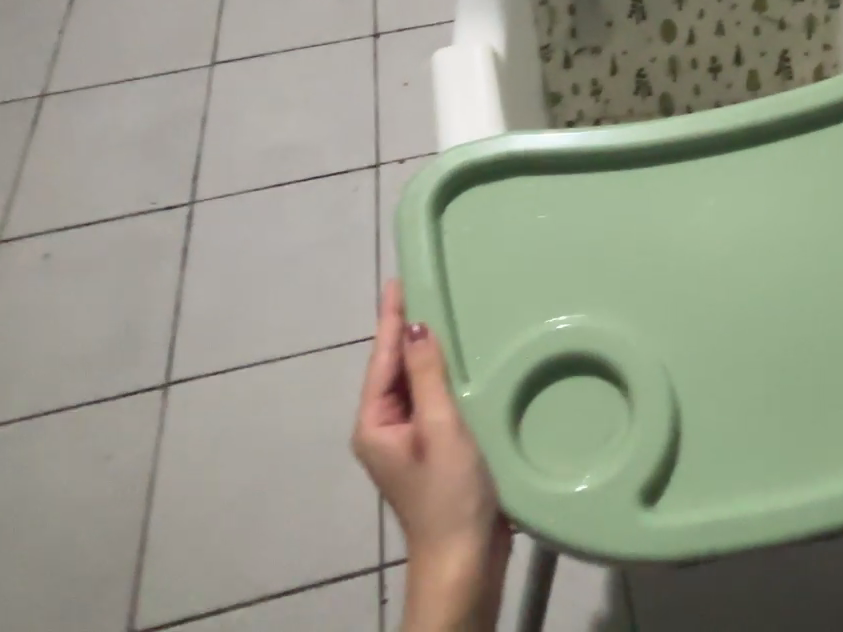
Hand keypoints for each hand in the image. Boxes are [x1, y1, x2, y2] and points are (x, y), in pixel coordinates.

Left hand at [353, 282, 510, 631]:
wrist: (465, 562)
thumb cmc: (449, 493)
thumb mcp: (440, 428)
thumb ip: (427, 375)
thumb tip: (413, 326)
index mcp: (375, 423)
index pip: (383, 357)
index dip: (391, 318)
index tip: (397, 281)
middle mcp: (386, 428)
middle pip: (397, 368)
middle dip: (408, 330)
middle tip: (426, 288)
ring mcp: (410, 440)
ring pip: (418, 383)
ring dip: (429, 351)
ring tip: (445, 311)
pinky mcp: (436, 449)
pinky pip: (436, 400)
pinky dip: (447, 375)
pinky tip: (466, 360)